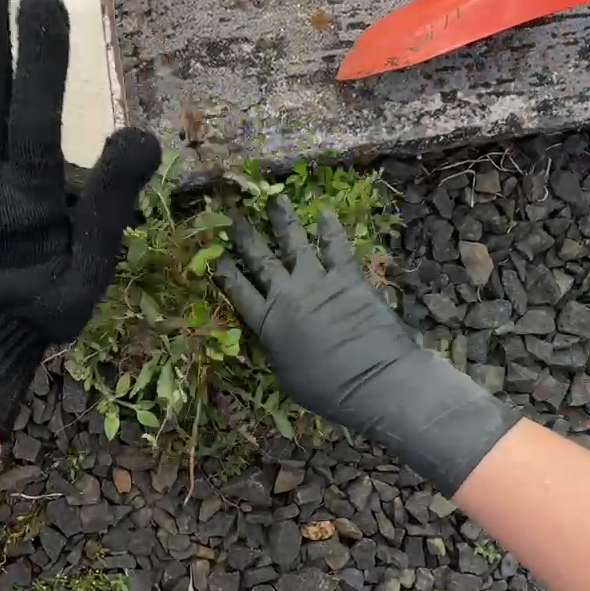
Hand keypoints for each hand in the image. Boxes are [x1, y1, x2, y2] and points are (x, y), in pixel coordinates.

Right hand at [217, 195, 517, 493]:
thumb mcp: (286, 376)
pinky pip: (336, 247)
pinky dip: (329, 229)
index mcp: (267, 324)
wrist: (374, 383)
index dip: (225, 269)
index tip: (215, 252)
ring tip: (275, 199)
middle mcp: (286, 296)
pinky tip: (323, 212)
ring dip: (283, 220)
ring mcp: (317, 283)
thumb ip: (275, 349)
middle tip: (235, 216)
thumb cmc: (326, 391)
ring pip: (294, 244)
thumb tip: (274, 336)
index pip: (238, 289)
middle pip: (261, 260)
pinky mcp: (348, 279)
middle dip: (246, 236)